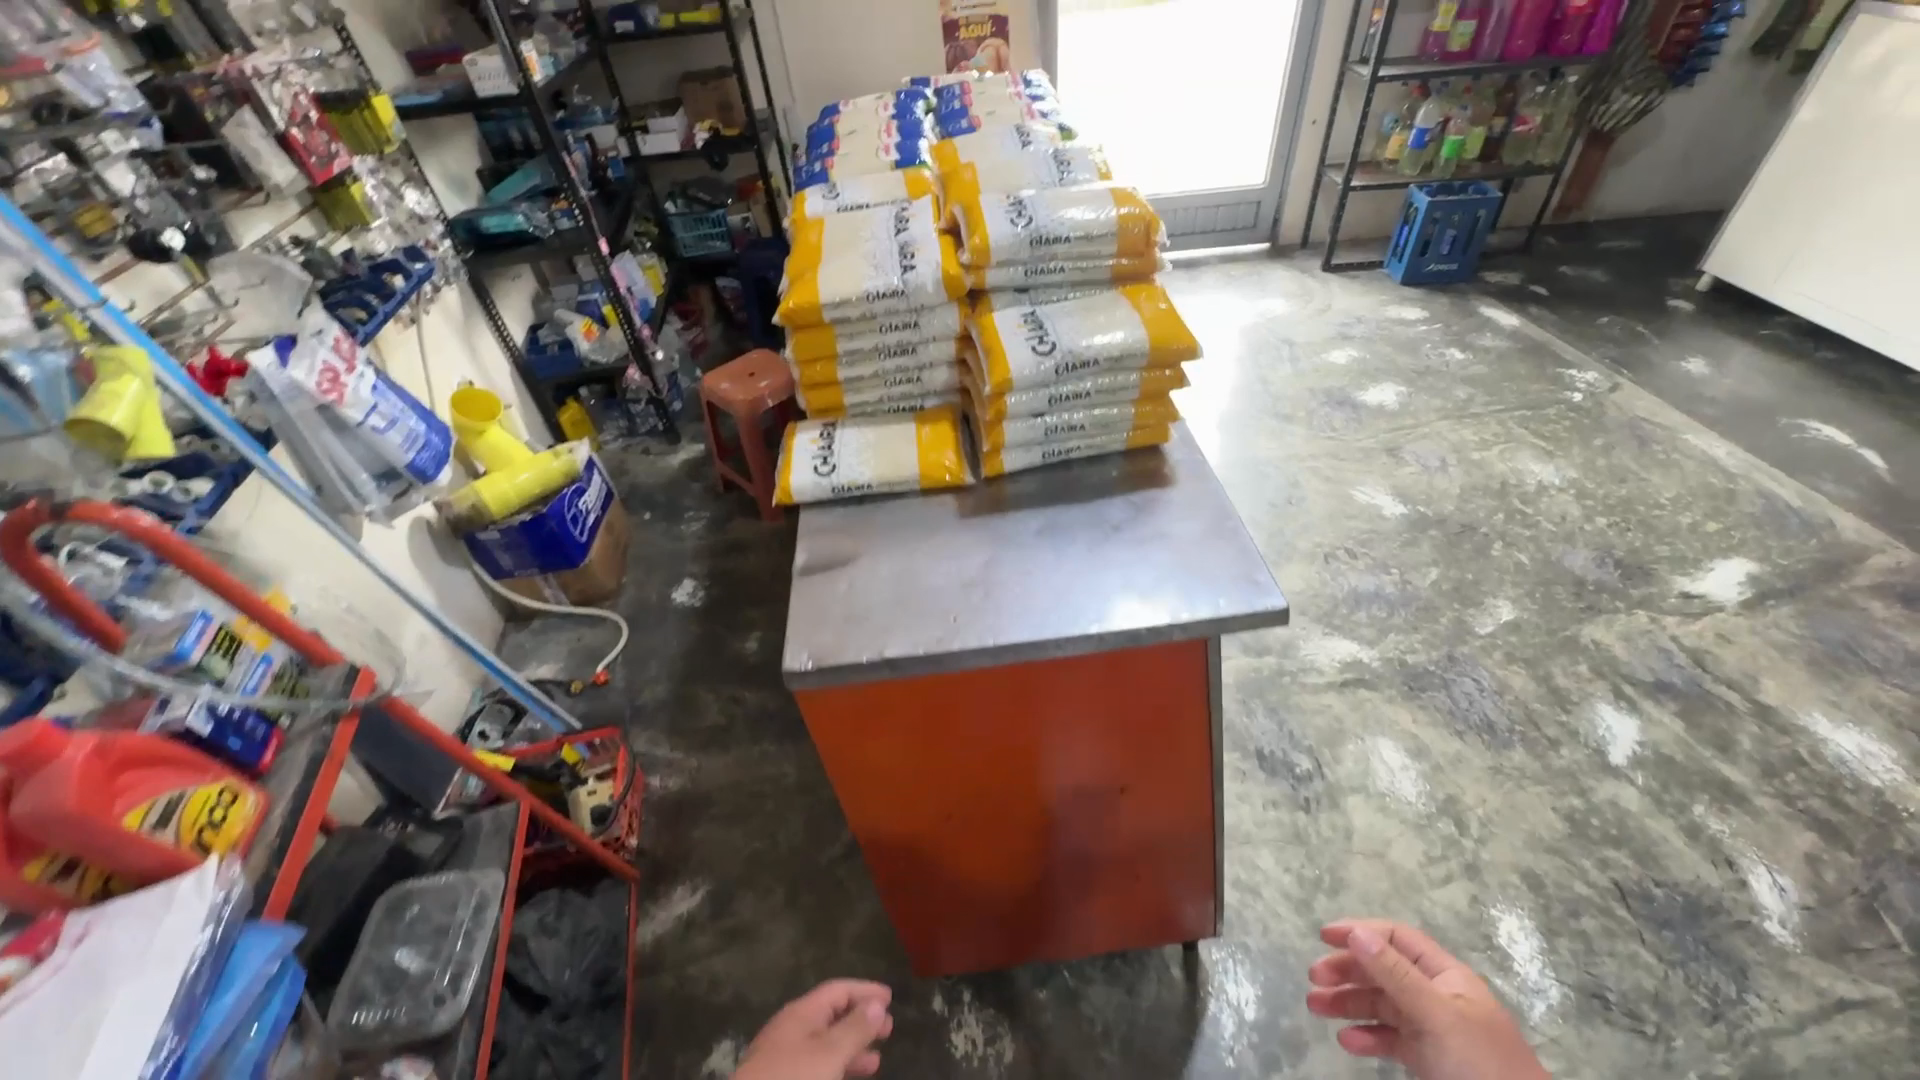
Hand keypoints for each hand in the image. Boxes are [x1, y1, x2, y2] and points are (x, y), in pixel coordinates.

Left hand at [732, 979, 894, 1079]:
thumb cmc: (792, 1078)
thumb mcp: (829, 1053)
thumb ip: (854, 1028)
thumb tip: (877, 1003)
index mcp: (801, 1013)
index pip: (837, 990)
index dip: (865, 990)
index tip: (890, 998)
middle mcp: (792, 1029)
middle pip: (832, 1015)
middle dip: (861, 1020)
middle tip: (889, 1028)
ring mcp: (784, 1056)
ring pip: (825, 1043)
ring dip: (852, 1047)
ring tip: (876, 1059)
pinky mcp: (782, 1077)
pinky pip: (816, 1064)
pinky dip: (837, 1065)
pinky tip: (848, 1076)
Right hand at [1306, 919, 1549, 1079]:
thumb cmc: (1481, 1066)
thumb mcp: (1437, 1017)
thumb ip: (1395, 975)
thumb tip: (1356, 932)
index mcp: (1447, 977)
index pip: (1397, 939)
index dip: (1361, 932)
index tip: (1324, 937)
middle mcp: (1437, 997)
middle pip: (1384, 971)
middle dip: (1348, 971)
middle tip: (1314, 979)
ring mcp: (1433, 1031)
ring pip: (1382, 1005)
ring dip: (1348, 1003)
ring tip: (1315, 1008)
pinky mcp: (1429, 1061)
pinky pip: (1390, 1039)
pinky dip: (1367, 1037)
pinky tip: (1348, 1042)